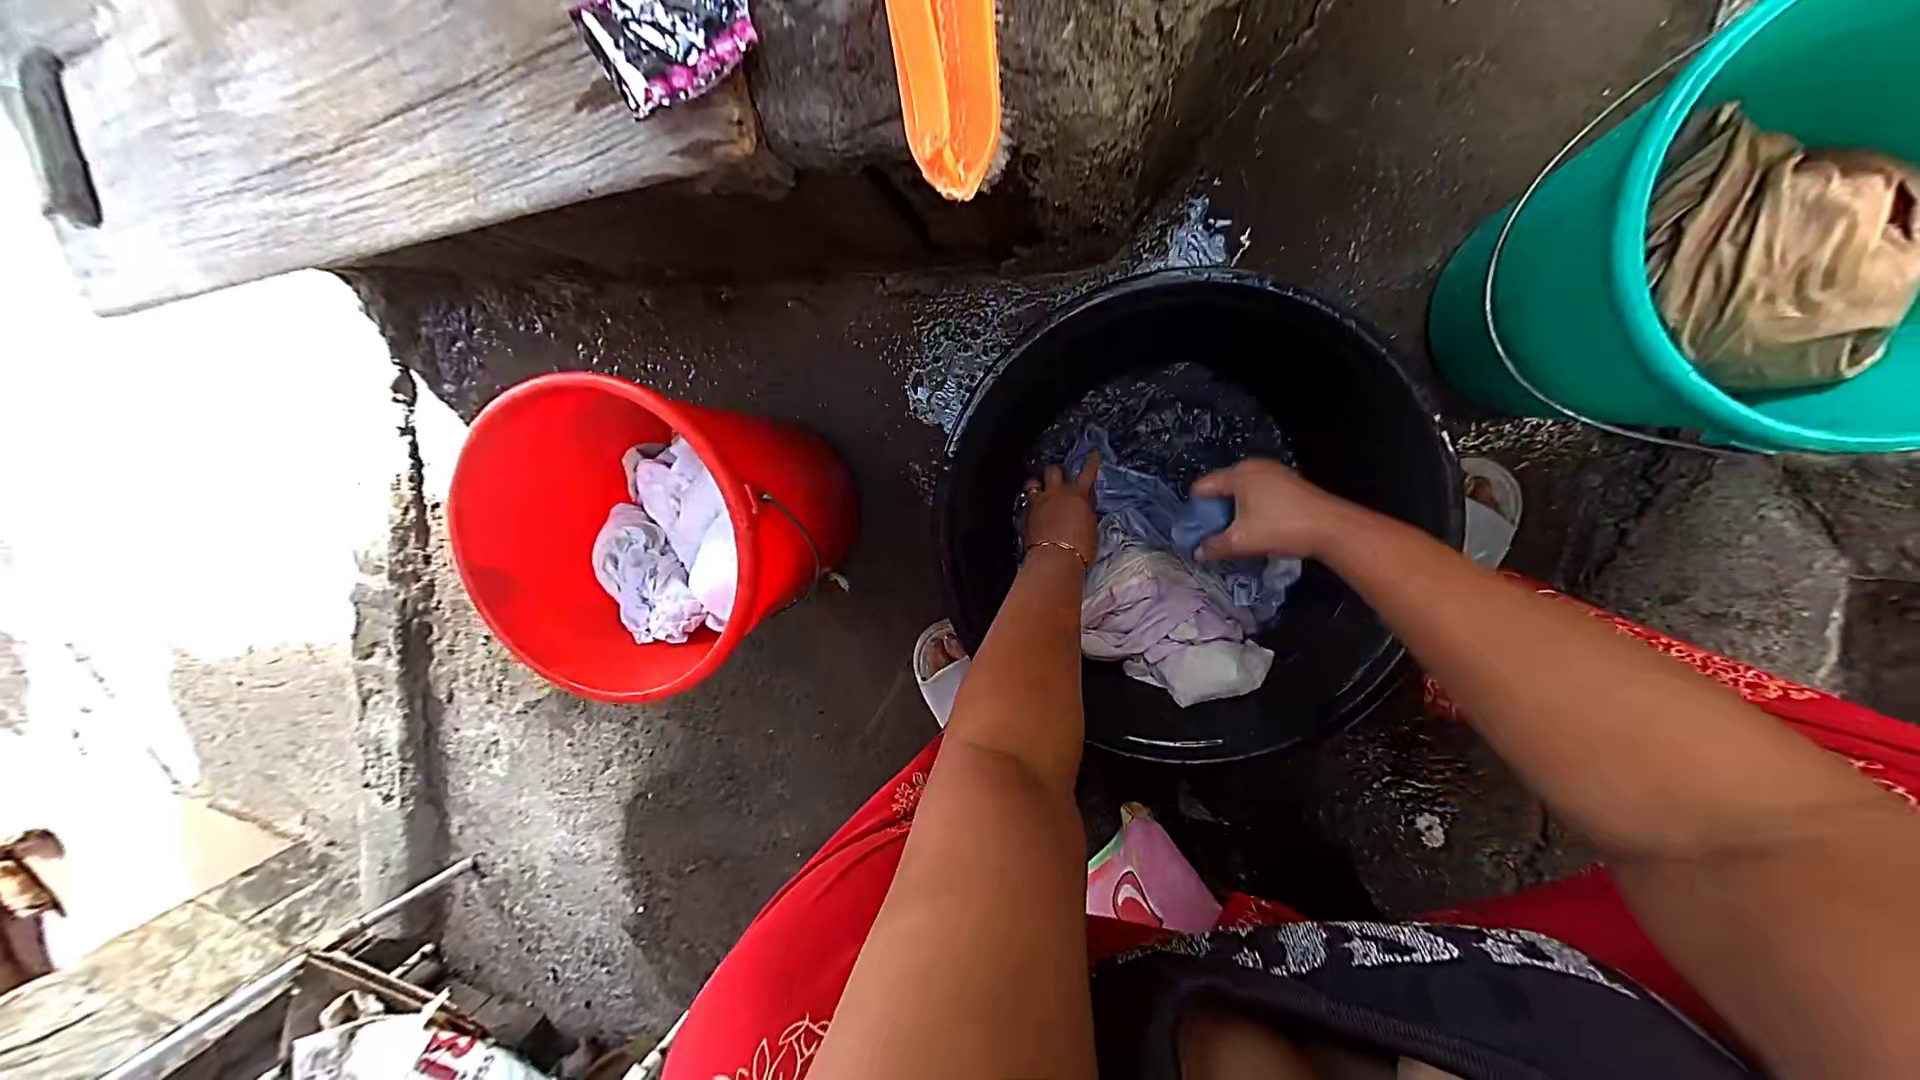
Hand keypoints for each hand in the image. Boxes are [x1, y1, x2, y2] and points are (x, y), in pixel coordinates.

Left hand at [1021, 453, 1098, 565]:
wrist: (1055, 560)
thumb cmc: (1080, 547)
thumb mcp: (1090, 526)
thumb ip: (1085, 511)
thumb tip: (1083, 506)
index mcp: (1077, 494)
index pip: (1087, 472)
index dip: (1091, 462)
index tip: (1092, 454)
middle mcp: (1055, 493)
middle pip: (1054, 470)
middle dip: (1057, 471)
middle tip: (1059, 475)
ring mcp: (1037, 503)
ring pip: (1032, 482)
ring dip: (1037, 483)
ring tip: (1038, 487)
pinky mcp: (1024, 516)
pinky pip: (1025, 505)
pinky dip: (1029, 507)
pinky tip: (1032, 513)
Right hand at [1190, 459, 1362, 560]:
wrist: (1334, 529)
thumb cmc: (1282, 528)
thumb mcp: (1242, 541)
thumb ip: (1214, 546)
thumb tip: (1198, 553)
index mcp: (1238, 474)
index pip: (1202, 487)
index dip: (1196, 509)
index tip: (1198, 530)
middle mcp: (1254, 466)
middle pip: (1222, 486)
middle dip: (1216, 509)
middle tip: (1216, 532)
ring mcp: (1275, 472)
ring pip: (1242, 489)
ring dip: (1235, 508)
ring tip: (1237, 530)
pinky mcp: (1290, 482)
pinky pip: (1259, 491)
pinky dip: (1252, 505)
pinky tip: (1258, 524)